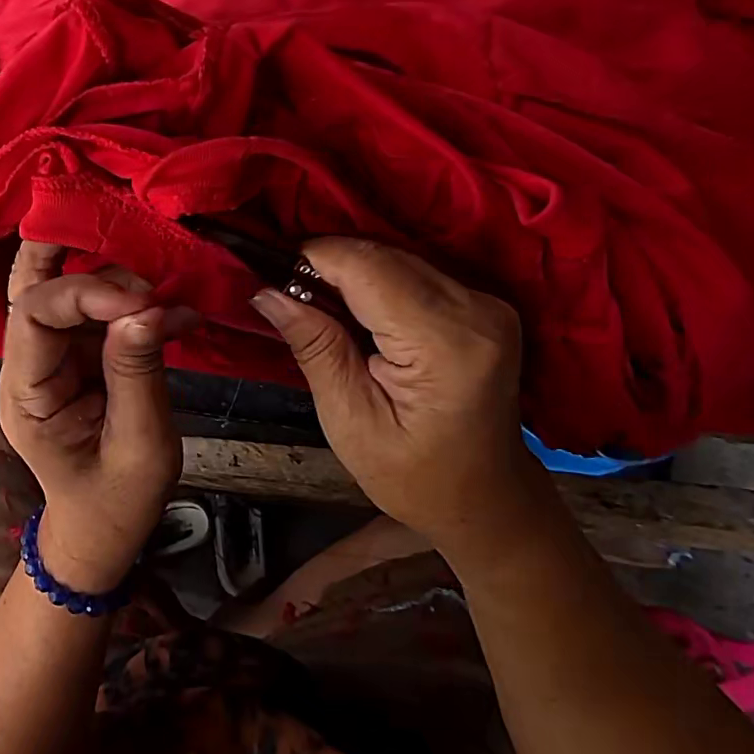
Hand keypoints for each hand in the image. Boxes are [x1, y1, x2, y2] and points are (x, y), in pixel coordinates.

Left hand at [0, 241, 195, 592]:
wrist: (102, 530)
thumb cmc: (115, 502)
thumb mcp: (139, 448)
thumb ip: (137, 375)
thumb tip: (146, 308)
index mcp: (24, 394)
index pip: (32, 318)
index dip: (81, 293)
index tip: (141, 300)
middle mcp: (28, 364)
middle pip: (28, 287)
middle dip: (63, 248)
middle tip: (111, 221)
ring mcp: (54, 357)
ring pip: (64, 290)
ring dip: (111, 273)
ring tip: (163, 277)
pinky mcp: (80, 356)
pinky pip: (97, 312)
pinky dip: (132, 300)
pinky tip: (174, 306)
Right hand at [250, 237, 547, 555]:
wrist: (484, 498)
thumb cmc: (413, 476)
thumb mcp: (349, 420)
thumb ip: (315, 347)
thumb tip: (268, 292)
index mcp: (446, 344)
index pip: (368, 267)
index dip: (313, 259)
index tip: (271, 275)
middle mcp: (476, 310)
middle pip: (382, 255)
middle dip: (326, 265)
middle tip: (287, 296)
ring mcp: (486, 303)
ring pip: (395, 256)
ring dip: (347, 272)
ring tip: (315, 306)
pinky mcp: (482, 303)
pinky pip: (412, 270)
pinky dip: (372, 280)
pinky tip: (353, 311)